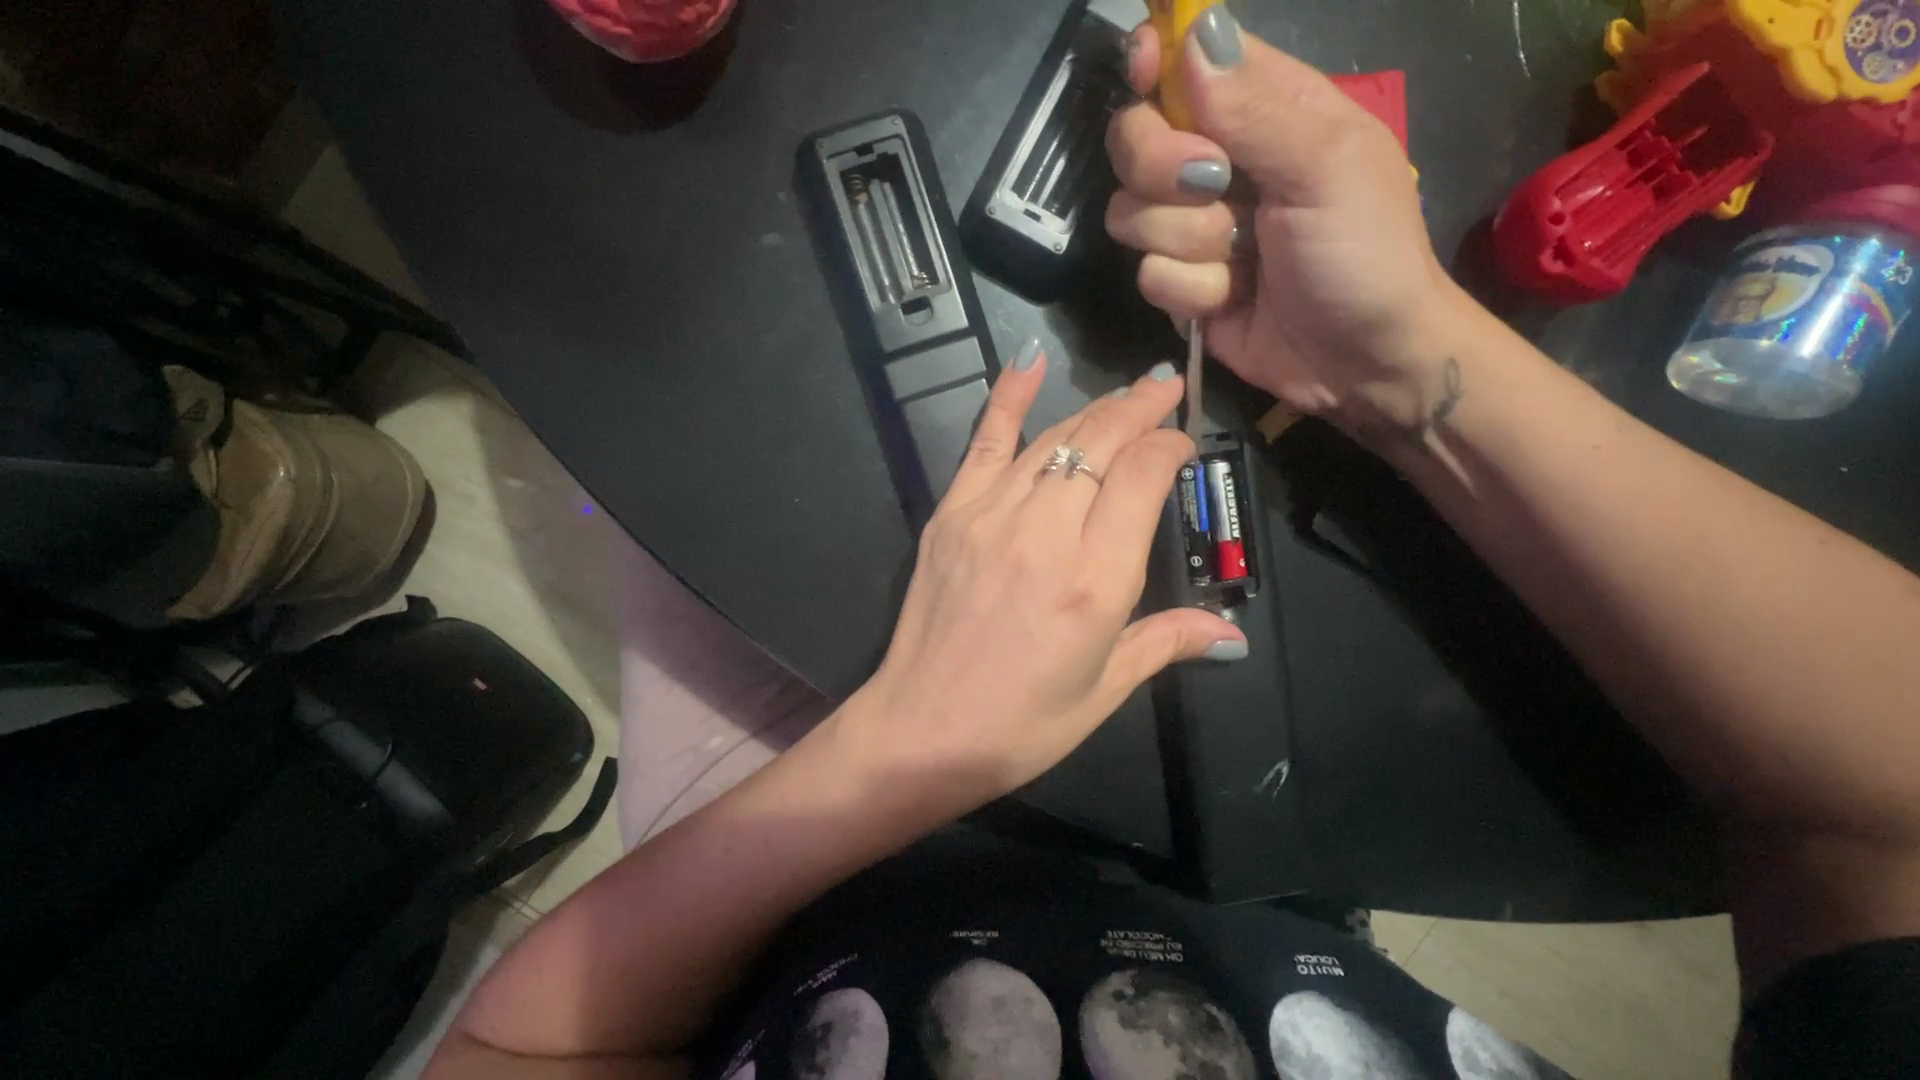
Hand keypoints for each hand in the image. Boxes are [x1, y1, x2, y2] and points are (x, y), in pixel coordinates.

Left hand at [853, 341, 1244, 803]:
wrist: (923, 730)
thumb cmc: (1023, 723)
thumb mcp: (1105, 689)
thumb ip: (1166, 642)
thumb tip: (1232, 635)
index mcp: (1096, 578)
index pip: (1144, 474)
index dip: (1170, 445)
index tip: (1184, 443)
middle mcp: (1048, 532)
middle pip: (1102, 442)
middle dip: (1141, 408)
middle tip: (1166, 387)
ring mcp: (993, 515)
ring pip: (1053, 438)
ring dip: (1094, 410)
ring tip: (1125, 395)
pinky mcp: (951, 514)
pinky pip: (983, 442)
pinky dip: (1008, 399)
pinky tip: (1029, 360)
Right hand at [1105, 5, 1462, 440]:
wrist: (1363, 362)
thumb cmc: (1365, 253)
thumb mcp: (1326, 168)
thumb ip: (1254, 109)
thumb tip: (1194, 36)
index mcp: (1267, 110)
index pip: (1190, 61)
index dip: (1157, 59)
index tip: (1143, 71)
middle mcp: (1219, 161)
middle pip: (1135, 138)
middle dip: (1164, 169)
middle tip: (1214, 185)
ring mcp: (1195, 227)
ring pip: (1132, 213)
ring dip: (1192, 243)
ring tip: (1247, 259)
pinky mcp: (1182, 284)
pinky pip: (1148, 275)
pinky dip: (1193, 291)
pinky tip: (1234, 299)